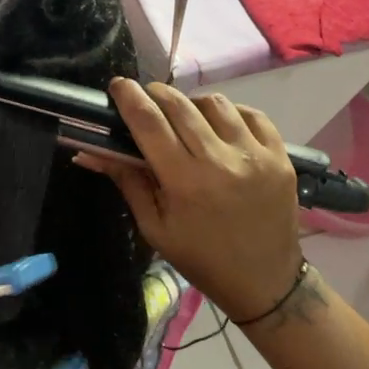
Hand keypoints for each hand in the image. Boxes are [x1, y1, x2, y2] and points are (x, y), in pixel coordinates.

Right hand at [76, 79, 304, 323]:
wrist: (265, 283)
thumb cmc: (201, 257)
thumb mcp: (154, 227)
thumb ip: (126, 181)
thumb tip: (88, 151)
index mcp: (184, 182)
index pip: (149, 123)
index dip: (130, 97)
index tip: (118, 85)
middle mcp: (221, 162)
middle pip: (179, 105)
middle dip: (156, 94)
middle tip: (146, 99)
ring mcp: (255, 156)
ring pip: (215, 103)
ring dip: (192, 103)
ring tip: (185, 117)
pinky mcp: (280, 157)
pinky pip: (252, 114)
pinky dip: (230, 112)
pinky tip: (220, 126)